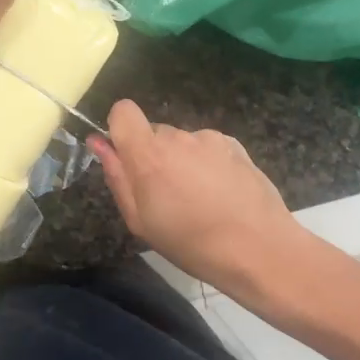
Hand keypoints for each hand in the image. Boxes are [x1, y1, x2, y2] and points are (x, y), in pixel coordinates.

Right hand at [90, 99, 299, 295]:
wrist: (260, 249)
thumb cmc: (191, 243)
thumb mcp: (141, 221)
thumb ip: (117, 177)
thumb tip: (99, 143)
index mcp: (148, 154)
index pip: (123, 111)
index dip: (120, 129)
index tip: (127, 158)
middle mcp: (178, 137)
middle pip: (154, 133)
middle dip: (153, 156)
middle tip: (166, 197)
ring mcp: (209, 139)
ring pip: (182, 143)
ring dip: (183, 162)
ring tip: (200, 201)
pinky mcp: (235, 145)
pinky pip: (208, 148)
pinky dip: (208, 165)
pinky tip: (222, 195)